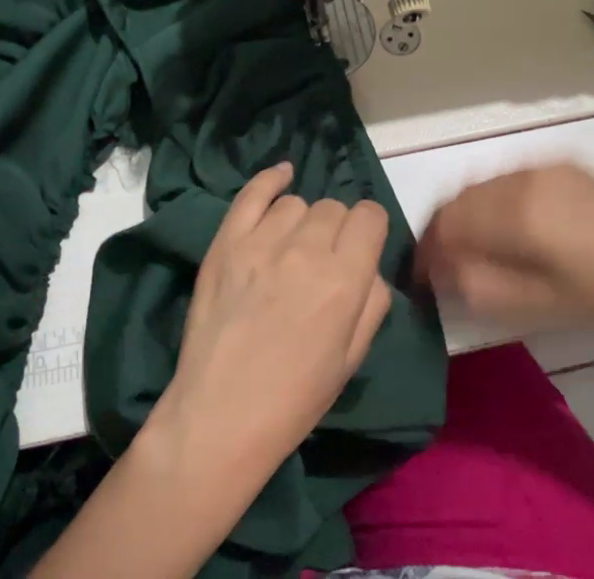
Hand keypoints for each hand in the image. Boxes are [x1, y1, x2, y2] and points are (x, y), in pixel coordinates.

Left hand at [152, 163, 392, 477]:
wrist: (222, 416)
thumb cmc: (296, 398)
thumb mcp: (353, 357)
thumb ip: (372, 301)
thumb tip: (367, 268)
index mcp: (345, 279)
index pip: (370, 217)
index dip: (370, 231)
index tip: (361, 250)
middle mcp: (306, 250)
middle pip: (334, 208)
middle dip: (337, 230)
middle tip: (324, 263)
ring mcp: (260, 242)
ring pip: (297, 203)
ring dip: (303, 221)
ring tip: (293, 251)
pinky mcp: (224, 244)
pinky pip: (252, 194)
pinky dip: (270, 181)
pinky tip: (282, 177)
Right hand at [415, 161, 593, 331]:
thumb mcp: (533, 304)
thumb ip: (473, 285)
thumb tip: (437, 271)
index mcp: (513, 213)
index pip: (444, 224)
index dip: (425, 252)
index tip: (420, 279)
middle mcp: (521, 178)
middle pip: (459, 200)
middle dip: (444, 232)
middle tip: (445, 267)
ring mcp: (544, 165)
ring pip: (483, 186)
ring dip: (468, 215)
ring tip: (477, 250)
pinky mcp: (564, 163)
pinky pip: (510, 178)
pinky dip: (496, 201)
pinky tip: (512, 229)